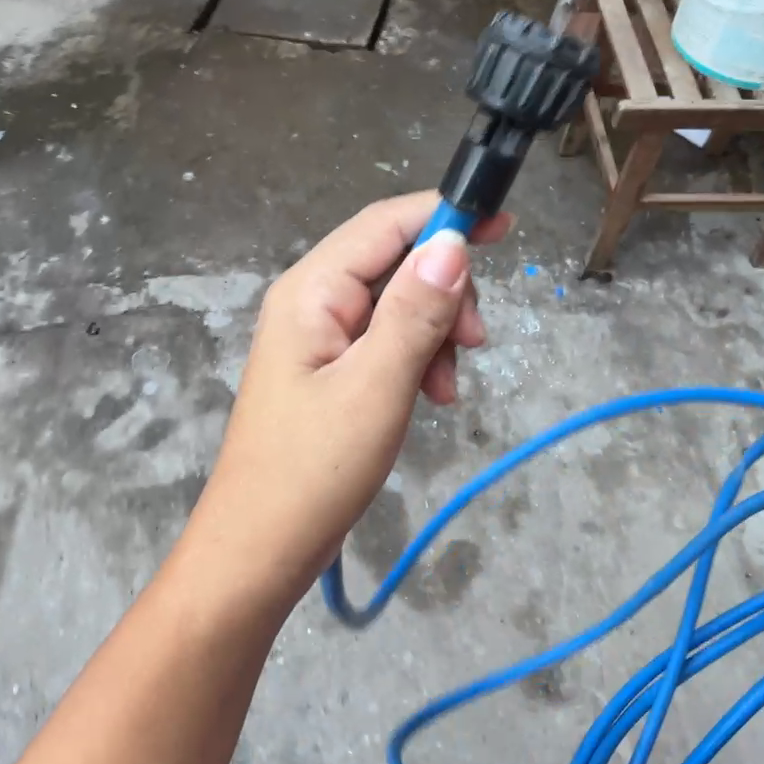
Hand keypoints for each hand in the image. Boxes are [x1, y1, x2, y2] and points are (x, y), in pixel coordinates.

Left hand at [176, 192, 509, 605]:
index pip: (386, 224)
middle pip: (394, 262)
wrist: (260, 548)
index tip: (503, 227)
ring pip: (397, 304)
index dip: (445, 216)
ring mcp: (319, 336)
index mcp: (312, 290)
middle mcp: (312, 300)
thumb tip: (451, 243)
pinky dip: (417, 359)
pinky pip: (385, 341)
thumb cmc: (314, 469)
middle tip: (476, 343)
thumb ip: (414, 311)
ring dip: (435, 333)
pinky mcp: (330, 369)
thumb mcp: (376, 386)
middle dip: (444, 293)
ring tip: (447, 388)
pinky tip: (431, 397)